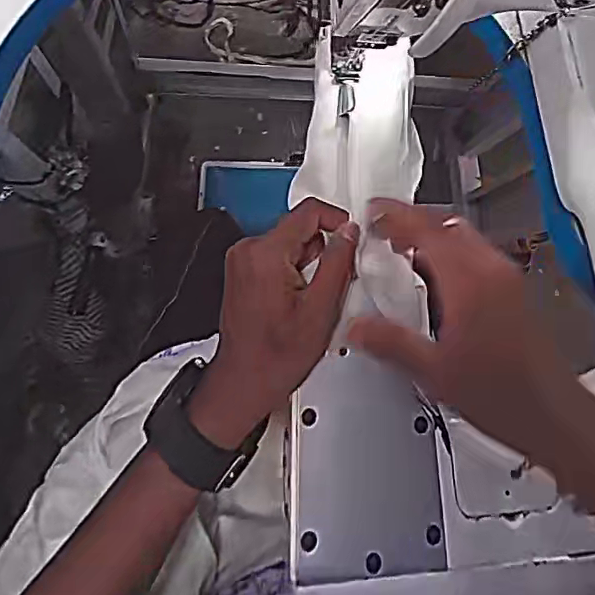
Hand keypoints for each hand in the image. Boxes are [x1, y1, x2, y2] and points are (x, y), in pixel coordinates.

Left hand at [191, 198, 357, 448]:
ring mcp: (242, 260)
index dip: (338, 220)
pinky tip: (297, 300)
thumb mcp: (321, 309)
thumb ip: (339, 262)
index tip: (352, 235)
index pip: (310, 211)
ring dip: (310, 262)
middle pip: (301, 227)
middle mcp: (248, 251)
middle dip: (323, 250)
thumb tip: (350, 233)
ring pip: (292, 242)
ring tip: (310, 297)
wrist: (244, 383)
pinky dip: (295, 270)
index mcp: (265, 254)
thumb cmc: (274, 358)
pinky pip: (279, 256)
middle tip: (331, 282)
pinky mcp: (243, 271)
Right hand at [346, 200, 594, 514]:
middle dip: (413, 220)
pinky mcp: (515, 290)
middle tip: (386, 228)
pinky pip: (478, 253)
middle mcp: (492, 272)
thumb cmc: (506, 396)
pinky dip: (452, 251)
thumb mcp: (434, 373)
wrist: (552, 413)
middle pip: (447, 225)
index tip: (376, 211)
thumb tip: (360, 328)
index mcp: (469, 283)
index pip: (427, 231)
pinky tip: (437, 277)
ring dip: (434, 235)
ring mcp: (507, 279)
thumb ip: (393, 343)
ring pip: (465, 236)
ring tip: (405, 251)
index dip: (397, 217)